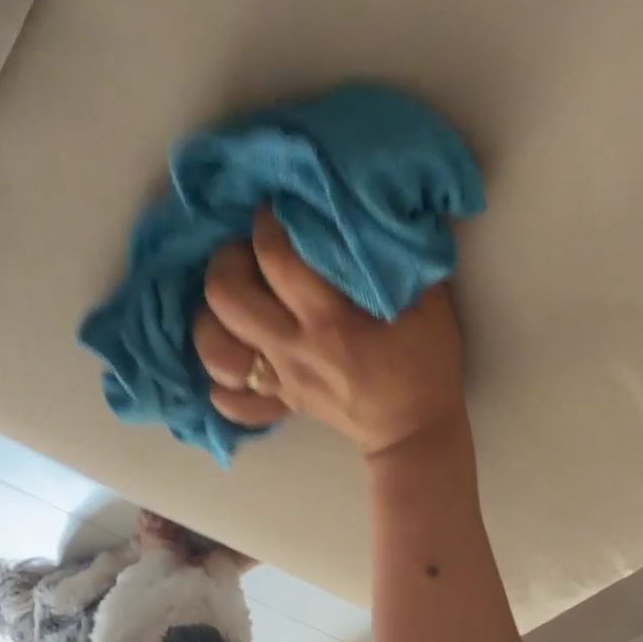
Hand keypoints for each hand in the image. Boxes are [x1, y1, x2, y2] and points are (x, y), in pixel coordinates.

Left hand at [193, 208, 468, 457]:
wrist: (416, 433)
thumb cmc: (426, 367)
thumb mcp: (429, 308)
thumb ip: (397, 262)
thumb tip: (369, 217)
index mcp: (330, 323)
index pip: (277, 259)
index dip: (269, 224)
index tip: (275, 208)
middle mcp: (294, 349)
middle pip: (226, 296)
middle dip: (228, 260)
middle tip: (250, 252)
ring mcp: (281, 380)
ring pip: (213, 345)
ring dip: (215, 314)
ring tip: (239, 297)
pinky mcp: (280, 401)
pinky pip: (228, 398)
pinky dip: (223, 376)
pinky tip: (238, 354)